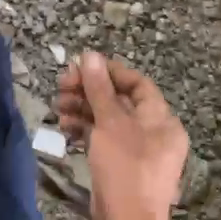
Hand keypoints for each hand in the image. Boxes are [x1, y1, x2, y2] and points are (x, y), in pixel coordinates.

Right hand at [56, 52, 189, 219]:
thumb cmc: (124, 166)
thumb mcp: (110, 122)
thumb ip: (99, 87)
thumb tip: (90, 54)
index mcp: (161, 119)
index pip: (137, 83)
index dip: (109, 71)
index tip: (81, 67)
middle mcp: (153, 132)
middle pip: (118, 98)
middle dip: (88, 90)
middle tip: (62, 85)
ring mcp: (137, 149)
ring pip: (107, 117)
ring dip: (81, 108)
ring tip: (58, 107)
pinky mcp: (121, 163)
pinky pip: (103, 136)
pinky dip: (85, 128)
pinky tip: (65, 128)